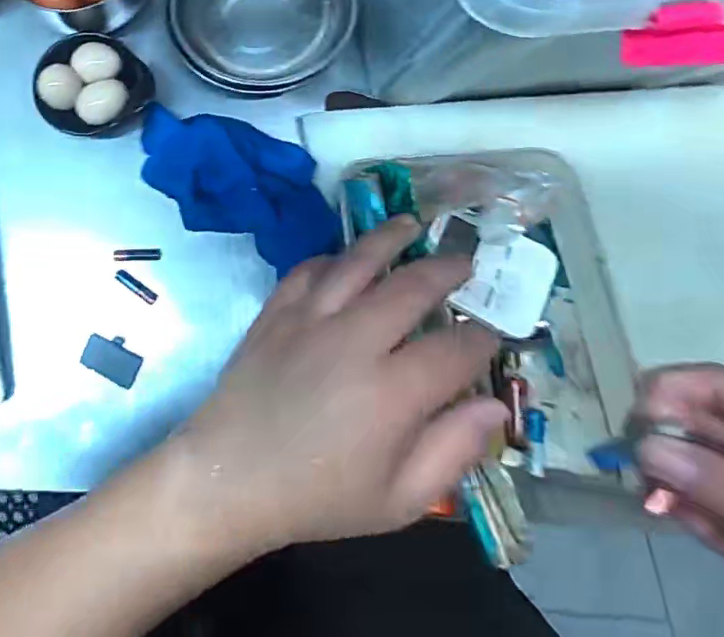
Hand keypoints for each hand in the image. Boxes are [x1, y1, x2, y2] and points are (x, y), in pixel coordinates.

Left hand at [164, 217, 506, 556]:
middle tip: (465, 261)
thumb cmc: (318, 496)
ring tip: (410, 224)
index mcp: (392, 391)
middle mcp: (352, 341)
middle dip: (445, 270)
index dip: (482, 339)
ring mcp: (307, 320)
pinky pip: (306, 272)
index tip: (492, 333)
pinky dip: (330, 260)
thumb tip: (494, 405)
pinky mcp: (273, 313)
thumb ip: (453, 450)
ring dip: (387, 240)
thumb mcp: (399, 498)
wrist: (230, 472)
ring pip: (355, 264)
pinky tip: (342, 259)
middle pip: (409, 288)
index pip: (454, 349)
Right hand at [633, 364, 723, 636]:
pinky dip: (700, 507)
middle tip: (646, 487)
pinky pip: (723, 493)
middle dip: (665, 447)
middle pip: (705, 421)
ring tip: (675, 518)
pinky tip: (710, 538)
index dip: (667, 391)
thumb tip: (643, 446)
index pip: (720, 385)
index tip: (638, 430)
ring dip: (678, 482)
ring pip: (706, 459)